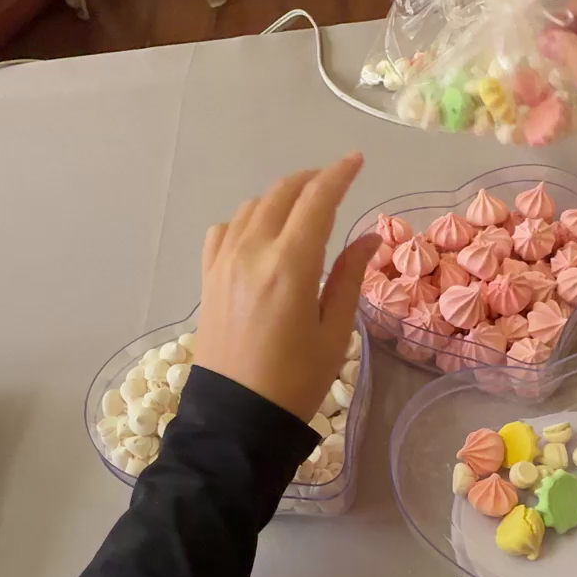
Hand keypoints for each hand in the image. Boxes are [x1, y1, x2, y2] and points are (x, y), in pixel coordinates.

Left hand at [195, 154, 380, 421]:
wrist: (236, 417)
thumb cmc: (296, 380)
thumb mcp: (334, 331)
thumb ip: (350, 276)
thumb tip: (368, 235)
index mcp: (290, 265)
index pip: (317, 201)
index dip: (339, 175)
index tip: (356, 160)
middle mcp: (253, 251)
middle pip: (282, 195)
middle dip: (311, 180)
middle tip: (334, 181)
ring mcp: (224, 262)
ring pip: (253, 207)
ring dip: (281, 196)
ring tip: (303, 204)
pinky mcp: (209, 277)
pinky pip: (226, 229)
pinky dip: (248, 218)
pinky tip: (261, 230)